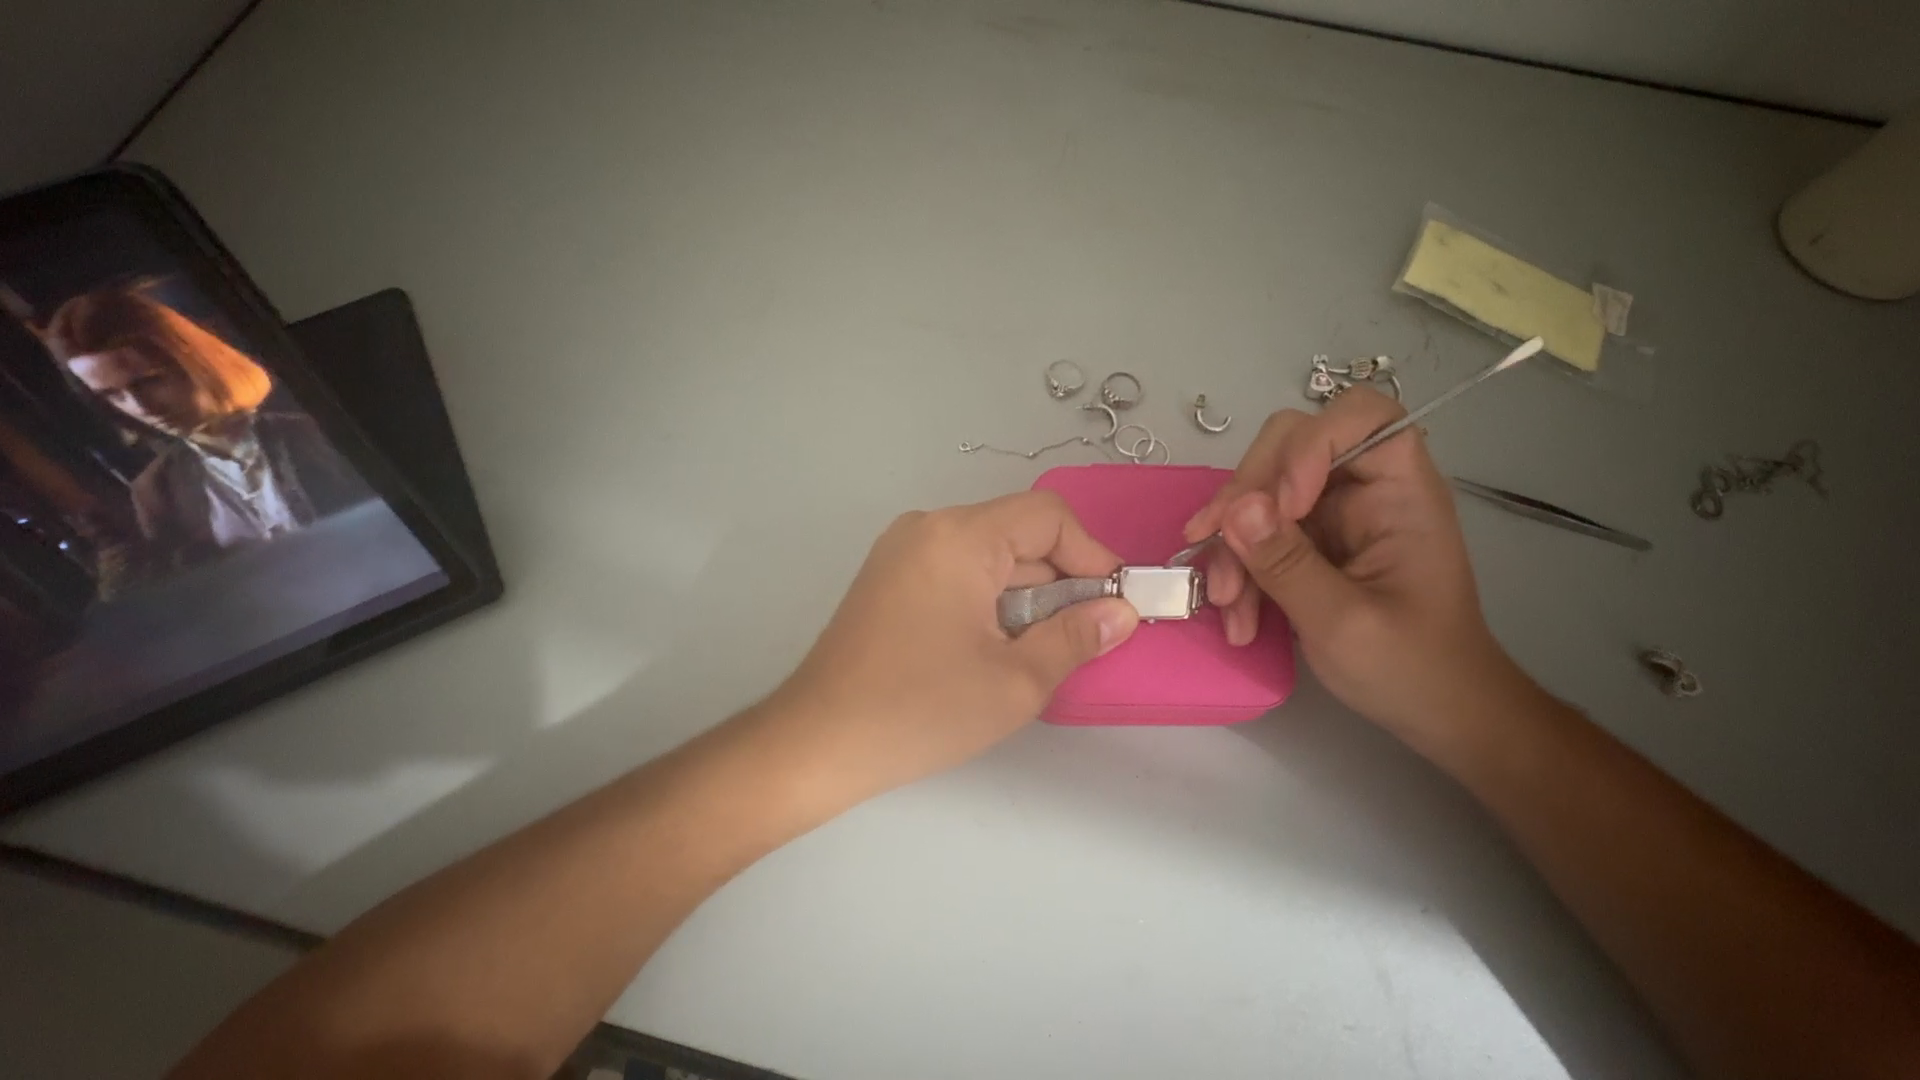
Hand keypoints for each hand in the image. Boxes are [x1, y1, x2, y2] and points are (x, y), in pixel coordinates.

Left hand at [766, 491, 1139, 801]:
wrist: (817, 743)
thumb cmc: (921, 710)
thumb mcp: (1015, 681)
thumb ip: (1076, 637)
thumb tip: (1120, 613)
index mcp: (959, 536)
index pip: (1048, 516)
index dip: (1092, 555)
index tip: (1115, 606)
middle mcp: (928, 528)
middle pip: (1017, 534)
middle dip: (1061, 582)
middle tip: (1086, 639)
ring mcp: (902, 552)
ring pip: (989, 557)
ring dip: (1027, 597)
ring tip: (1039, 653)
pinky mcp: (889, 580)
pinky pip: (958, 573)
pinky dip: (990, 601)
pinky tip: (995, 649)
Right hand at [1182, 387, 1520, 736]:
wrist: (1436, 713)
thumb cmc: (1412, 670)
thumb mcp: (1343, 623)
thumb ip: (1287, 564)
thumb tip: (1235, 508)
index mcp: (1401, 493)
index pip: (1361, 416)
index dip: (1311, 443)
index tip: (1283, 505)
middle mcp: (1364, 491)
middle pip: (1289, 448)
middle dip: (1245, 498)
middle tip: (1214, 548)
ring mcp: (1332, 517)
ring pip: (1259, 495)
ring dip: (1231, 546)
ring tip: (1227, 605)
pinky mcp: (1308, 545)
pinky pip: (1254, 535)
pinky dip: (1237, 571)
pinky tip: (1237, 617)